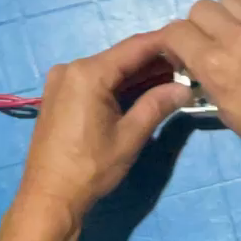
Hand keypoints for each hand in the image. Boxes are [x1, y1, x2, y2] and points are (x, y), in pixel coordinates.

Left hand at [17, 32, 191, 213]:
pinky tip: (143, 92)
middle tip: (187, 69)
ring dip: (138, 76)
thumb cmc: (91, 168)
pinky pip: (96, 82)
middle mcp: (72, 68)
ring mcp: (62, 81)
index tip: (190, 45)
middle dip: (154, 63)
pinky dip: (120, 86)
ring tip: (172, 81)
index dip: (165, 45)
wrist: (50, 195)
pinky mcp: (60, 96)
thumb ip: (157, 106)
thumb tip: (184, 89)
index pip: (135, 48)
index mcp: (89, 73)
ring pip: (109, 70)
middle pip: (121, 57)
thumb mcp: (130, 136)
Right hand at [155, 0, 240, 173]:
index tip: (182, 58)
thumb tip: (202, 66)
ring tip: (235, 41)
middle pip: (201, 8)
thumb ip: (208, 80)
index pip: (176, 31)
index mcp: (216, 63)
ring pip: (230, 1)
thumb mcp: (227, 113)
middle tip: (209, 48)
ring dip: (225, 18)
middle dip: (198, 27)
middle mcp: (237, 36)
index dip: (173, 44)